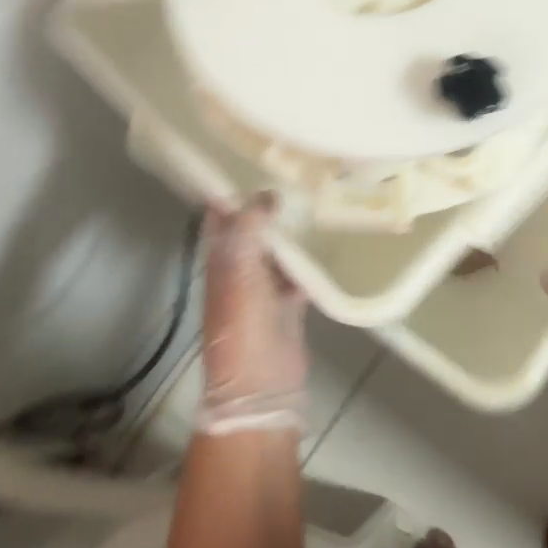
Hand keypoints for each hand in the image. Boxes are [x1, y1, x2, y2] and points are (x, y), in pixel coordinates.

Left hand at [198, 192, 308, 434]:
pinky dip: (311, 263)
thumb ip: (250, 229)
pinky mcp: (288, 307)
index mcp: (219, 261)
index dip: (231, 190)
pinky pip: (299, 276)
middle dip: (269, 206)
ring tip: (317, 200)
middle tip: (297, 176)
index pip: (221, 217)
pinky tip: (329, 243)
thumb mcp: (240, 270)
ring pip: (277, 252)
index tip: (252, 162)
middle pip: (252, 231)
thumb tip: (267, 195)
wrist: (260, 386)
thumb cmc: (243, 325)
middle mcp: (239, 271)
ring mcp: (264, 290)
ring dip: (292, 232)